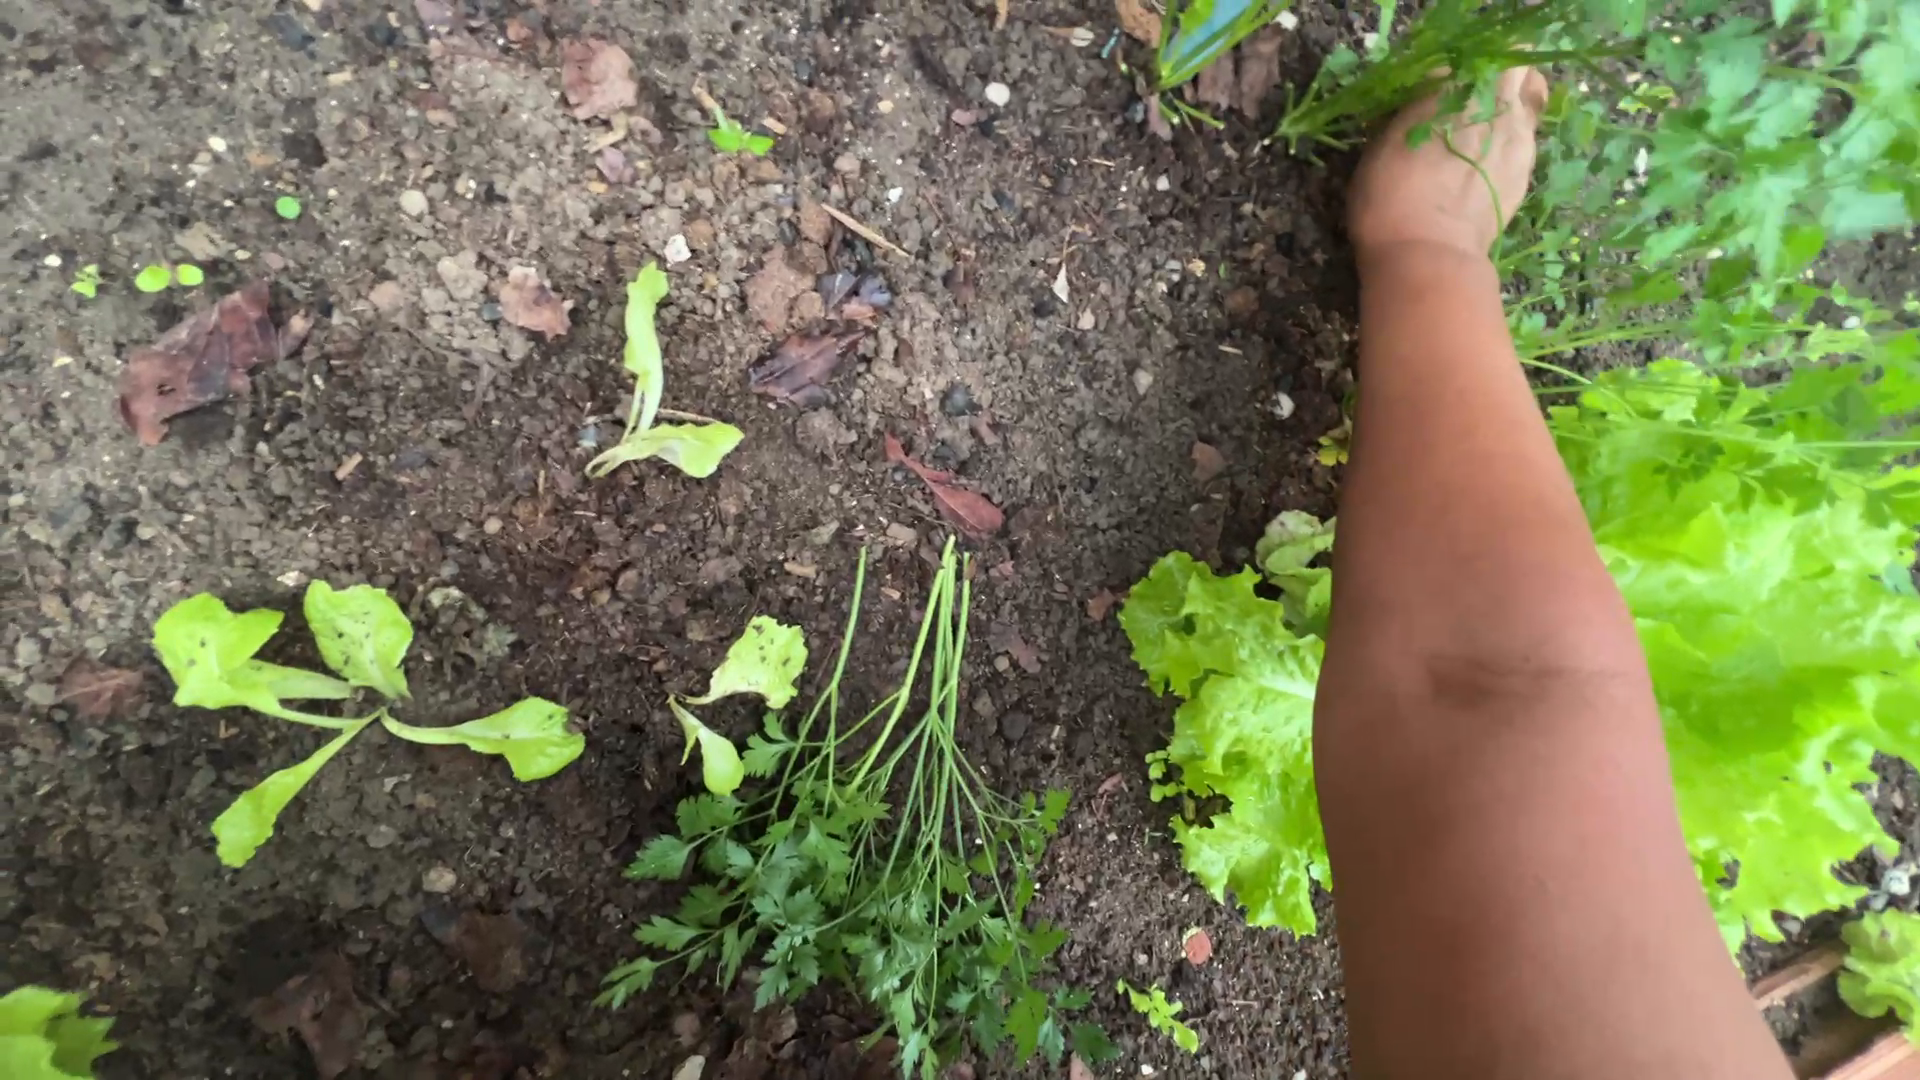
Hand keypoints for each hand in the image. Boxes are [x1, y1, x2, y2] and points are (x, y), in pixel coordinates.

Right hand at [1348, 67, 1547, 265]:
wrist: (1424, 255)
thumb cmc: (1388, 203)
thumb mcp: (1380, 151)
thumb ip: (1411, 113)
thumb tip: (1429, 96)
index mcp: (1459, 90)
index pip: (1470, 60)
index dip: (1455, 76)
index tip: (1437, 94)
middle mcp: (1499, 103)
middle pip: (1514, 68)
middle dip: (1496, 80)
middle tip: (1468, 104)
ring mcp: (1519, 137)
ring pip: (1529, 98)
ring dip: (1509, 107)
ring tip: (1480, 134)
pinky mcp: (1525, 171)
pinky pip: (1526, 139)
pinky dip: (1511, 142)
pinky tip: (1483, 167)